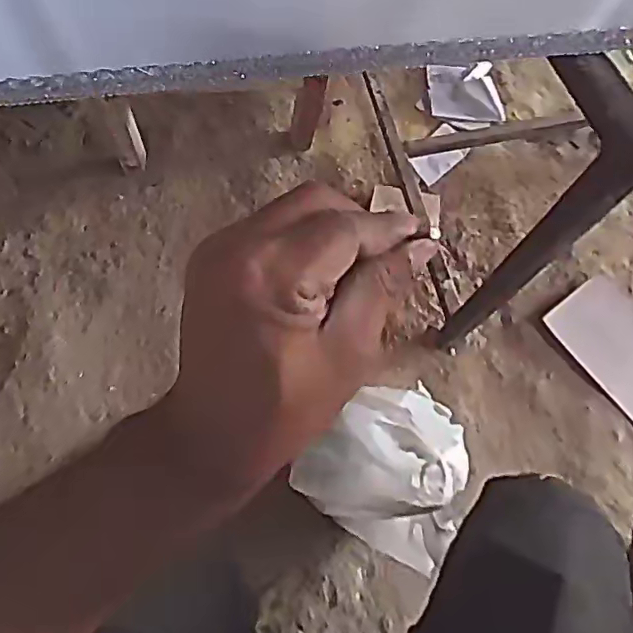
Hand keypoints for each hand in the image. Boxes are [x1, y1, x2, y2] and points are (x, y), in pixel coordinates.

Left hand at [147, 182, 438, 498]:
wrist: (209, 431)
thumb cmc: (283, 409)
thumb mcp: (347, 354)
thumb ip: (381, 289)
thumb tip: (419, 246)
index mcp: (271, 272)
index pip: (342, 225)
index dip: (387, 227)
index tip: (423, 234)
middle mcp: (237, 245)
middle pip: (313, 201)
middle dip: (359, 217)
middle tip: (392, 250)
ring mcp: (217, 246)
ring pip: (290, 208)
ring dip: (330, 223)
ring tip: (360, 261)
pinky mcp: (210, 255)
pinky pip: (267, 225)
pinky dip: (300, 234)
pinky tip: (320, 268)